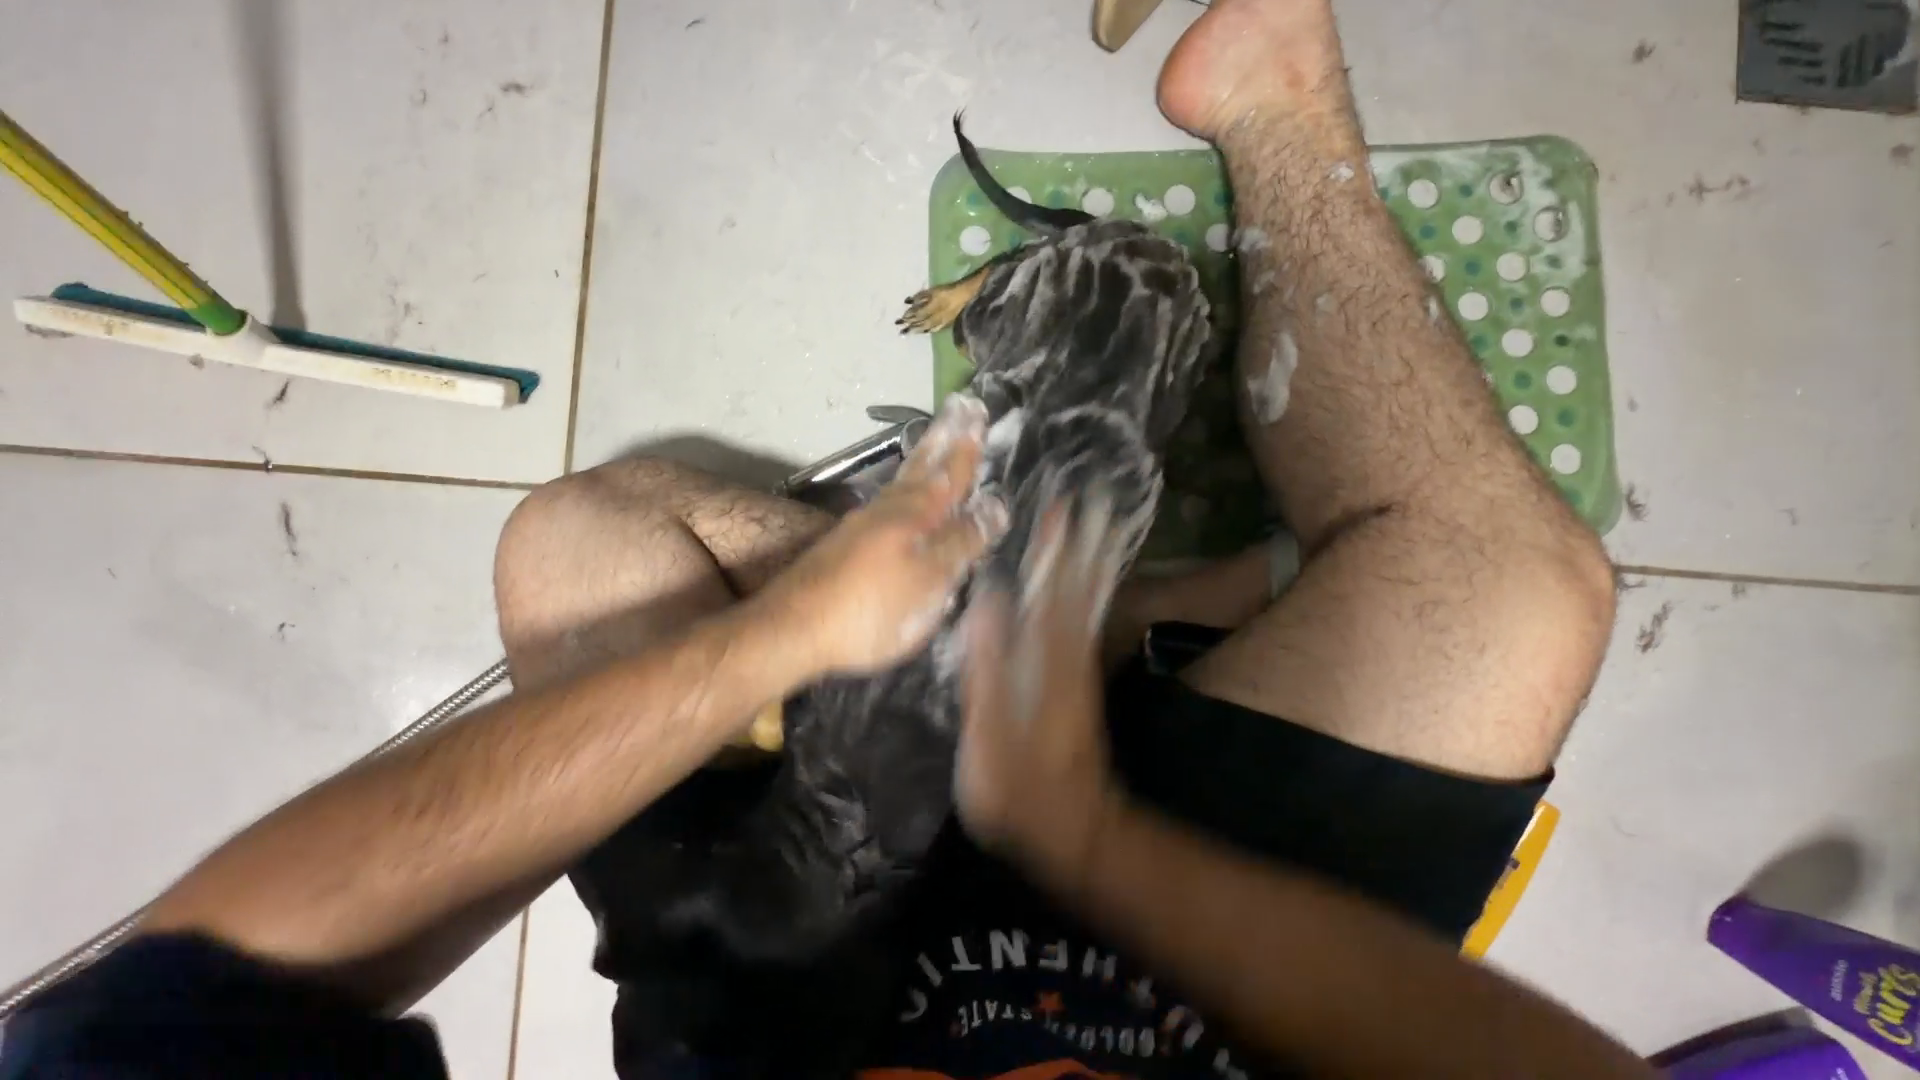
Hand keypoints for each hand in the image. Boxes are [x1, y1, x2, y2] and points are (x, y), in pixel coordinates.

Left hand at [759, 394, 1007, 675]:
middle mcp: (887, 511)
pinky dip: (904, 490)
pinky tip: (903, 496)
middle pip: (922, 468)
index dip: (967, 449)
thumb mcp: (927, 581)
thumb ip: (961, 543)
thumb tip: (994, 505)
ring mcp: (861, 526)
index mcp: (914, 516)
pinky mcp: (844, 547)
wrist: (792, 629)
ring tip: (937, 442)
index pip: (949, 475)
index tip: (978, 412)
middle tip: (960, 408)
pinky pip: (887, 504)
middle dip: (944, 439)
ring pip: (902, 484)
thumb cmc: (870, 610)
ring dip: (923, 460)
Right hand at [954, 492, 1128, 883]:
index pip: (1052, 589)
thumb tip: (986, 600)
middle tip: (1090, 501)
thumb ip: (987, 665)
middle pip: (1078, 588)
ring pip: (1087, 604)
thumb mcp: (991, 731)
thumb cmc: (1020, 785)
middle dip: (1082, 545)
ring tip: (1097, 528)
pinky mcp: (1079, 684)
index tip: (1062, 506)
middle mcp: (1069, 654)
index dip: (1056, 548)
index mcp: (1046, 659)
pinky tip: (1084, 586)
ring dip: (1091, 564)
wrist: (1071, 828)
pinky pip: (1084, 624)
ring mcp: (1078, 669)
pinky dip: (1088, 596)